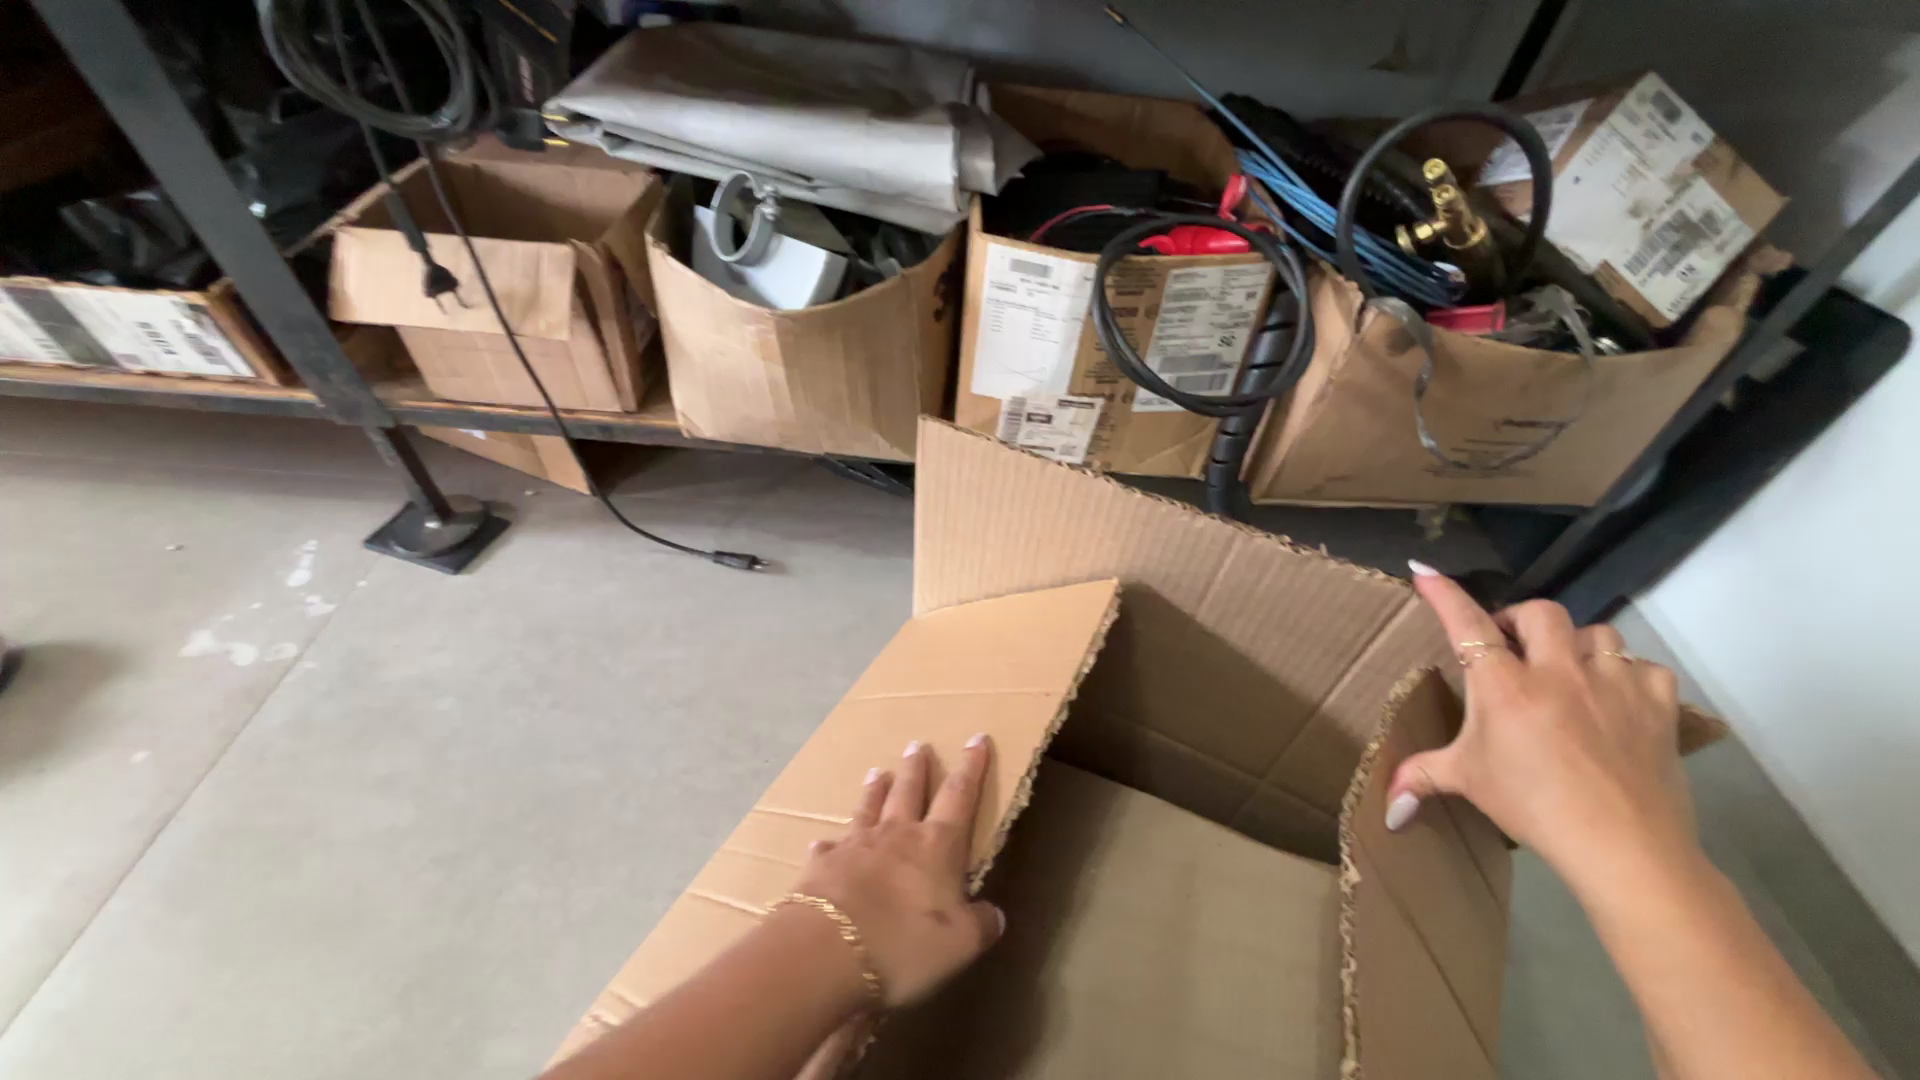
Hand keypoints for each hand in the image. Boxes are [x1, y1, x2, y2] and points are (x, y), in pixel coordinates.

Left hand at [791, 736, 1005, 1007]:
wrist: (828, 950)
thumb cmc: (904, 943)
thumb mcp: (960, 944)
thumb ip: (980, 925)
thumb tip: (995, 914)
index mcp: (937, 846)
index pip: (960, 796)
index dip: (972, 767)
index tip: (977, 738)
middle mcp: (897, 834)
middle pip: (910, 791)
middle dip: (917, 767)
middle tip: (917, 744)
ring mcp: (856, 845)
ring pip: (870, 807)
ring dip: (876, 789)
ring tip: (877, 771)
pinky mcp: (823, 865)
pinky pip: (829, 847)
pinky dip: (832, 844)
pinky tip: (824, 843)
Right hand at [1390, 563, 1695, 883]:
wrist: (1624, 845)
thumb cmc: (1533, 806)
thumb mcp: (1469, 783)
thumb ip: (1422, 779)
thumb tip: (1386, 813)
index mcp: (1504, 686)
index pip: (1467, 624)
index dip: (1444, 594)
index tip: (1424, 571)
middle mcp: (1557, 671)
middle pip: (1539, 612)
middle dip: (1519, 619)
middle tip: (1510, 645)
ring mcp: (1612, 683)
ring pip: (1596, 632)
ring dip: (1576, 644)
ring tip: (1568, 670)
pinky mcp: (1657, 703)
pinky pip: (1644, 666)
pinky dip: (1627, 673)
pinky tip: (1616, 697)